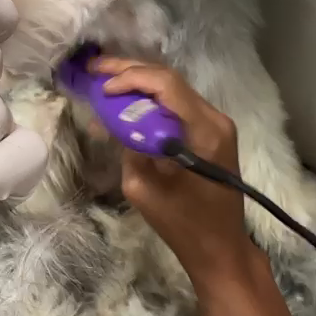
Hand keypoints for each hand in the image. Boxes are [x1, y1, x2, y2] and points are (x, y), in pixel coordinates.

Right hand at [93, 57, 253, 277]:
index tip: (103, 89)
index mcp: (203, 131)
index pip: (166, 84)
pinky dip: (151, 98)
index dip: (131, 78)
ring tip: (106, 78)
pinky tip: (127, 99)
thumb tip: (113, 119)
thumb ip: (129, 146)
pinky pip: (178, 103)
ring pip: (173, 87)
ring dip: (139, 81)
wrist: (220, 248)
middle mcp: (215, 118)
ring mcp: (217, 122)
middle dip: (130, 70)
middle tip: (95, 68)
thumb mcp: (143, 188)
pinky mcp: (212, 130)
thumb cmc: (182, 224)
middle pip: (169, 79)